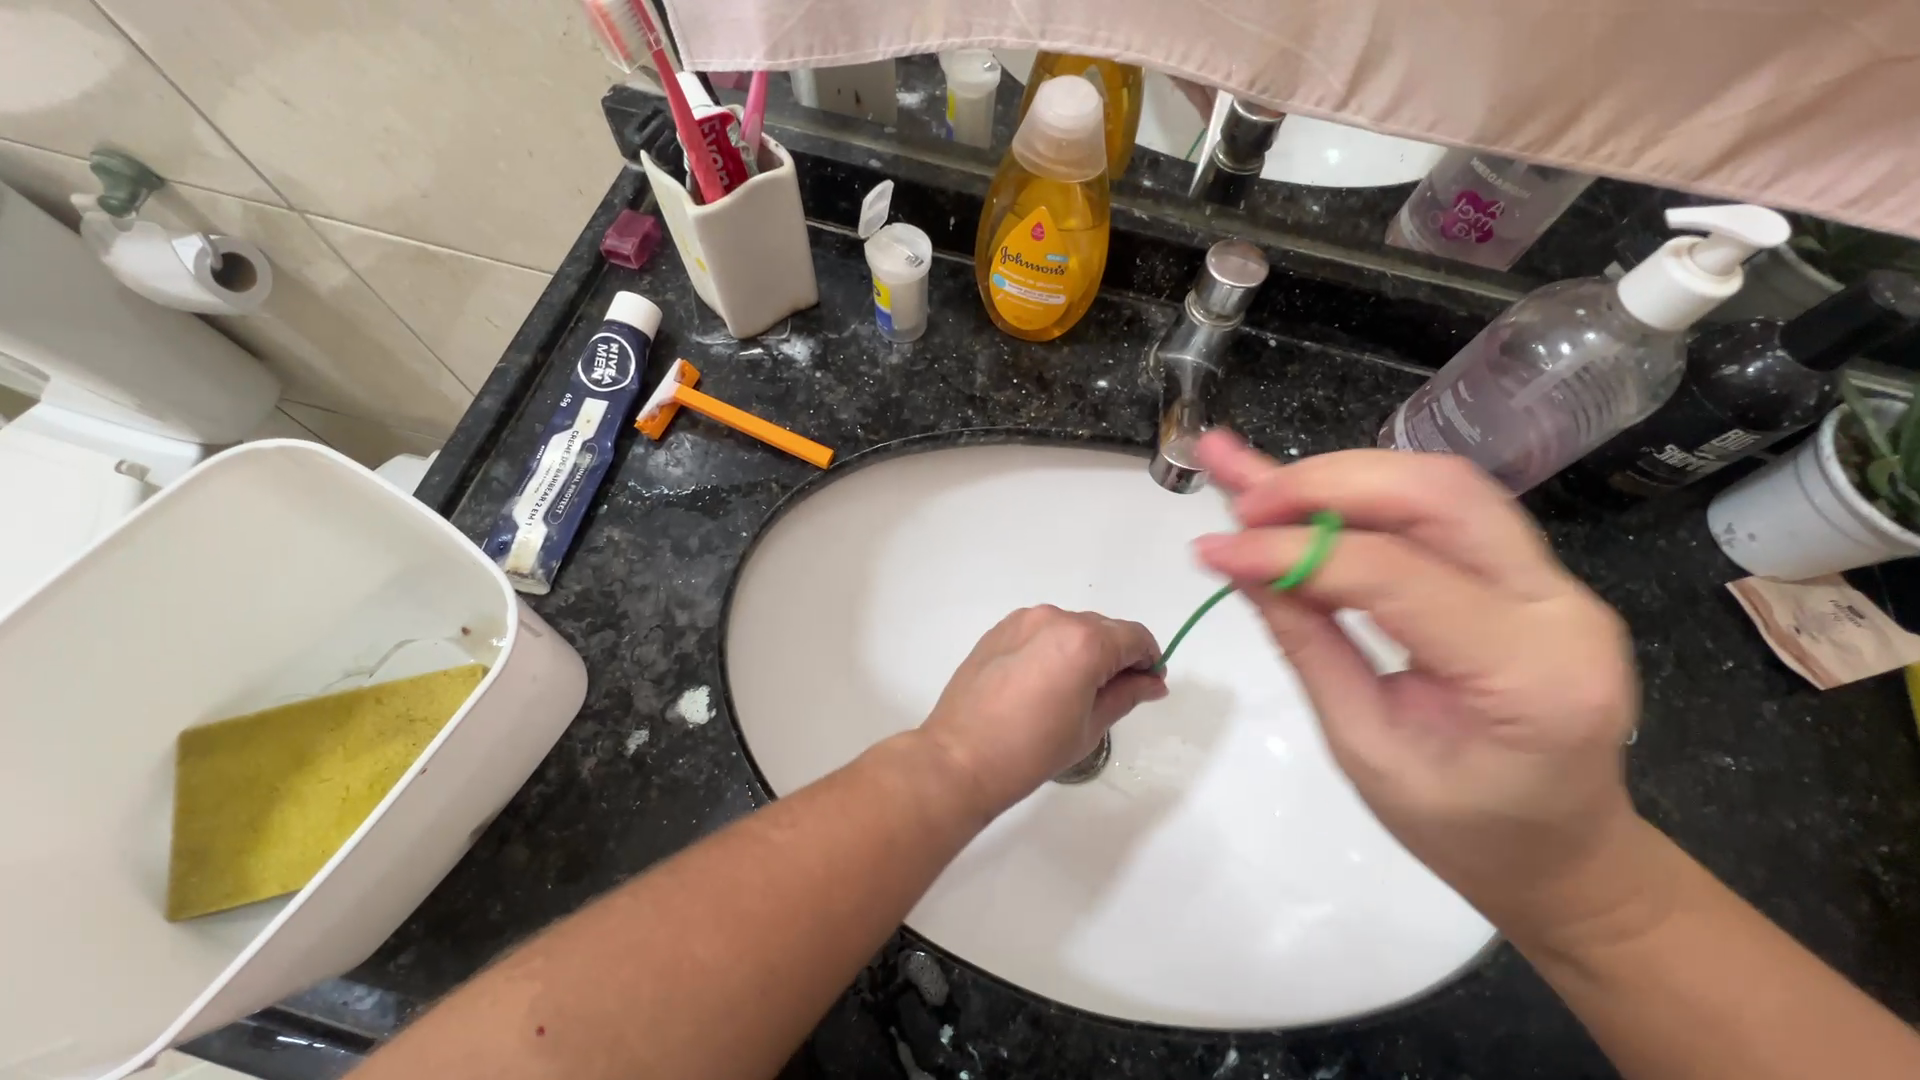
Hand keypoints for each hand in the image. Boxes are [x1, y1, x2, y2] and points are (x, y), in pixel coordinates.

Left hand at [918, 606, 1165, 818]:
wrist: (961, 757)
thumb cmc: (1032, 749)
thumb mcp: (1091, 726)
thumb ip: (1127, 695)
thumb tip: (1153, 682)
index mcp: (1084, 641)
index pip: (1135, 638)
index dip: (1149, 661)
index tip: (1148, 687)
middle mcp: (1054, 619)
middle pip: (1104, 629)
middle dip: (1117, 656)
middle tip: (1113, 696)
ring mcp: (1022, 621)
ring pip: (1071, 627)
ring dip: (1084, 650)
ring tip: (1073, 692)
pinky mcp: (999, 630)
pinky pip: (1041, 631)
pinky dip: (1053, 648)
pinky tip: (1043, 683)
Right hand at [1192, 433, 1641, 932]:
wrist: (1561, 854)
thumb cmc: (1462, 829)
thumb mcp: (1365, 746)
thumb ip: (1308, 645)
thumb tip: (1239, 566)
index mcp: (1526, 672)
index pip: (1392, 573)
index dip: (1291, 551)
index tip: (1212, 550)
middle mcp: (1557, 605)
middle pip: (1436, 495)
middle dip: (1324, 485)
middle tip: (1241, 504)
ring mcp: (1551, 581)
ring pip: (1439, 486)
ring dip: (1338, 478)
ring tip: (1250, 480)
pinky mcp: (1526, 571)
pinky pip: (1439, 511)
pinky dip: (1361, 493)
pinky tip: (1295, 479)